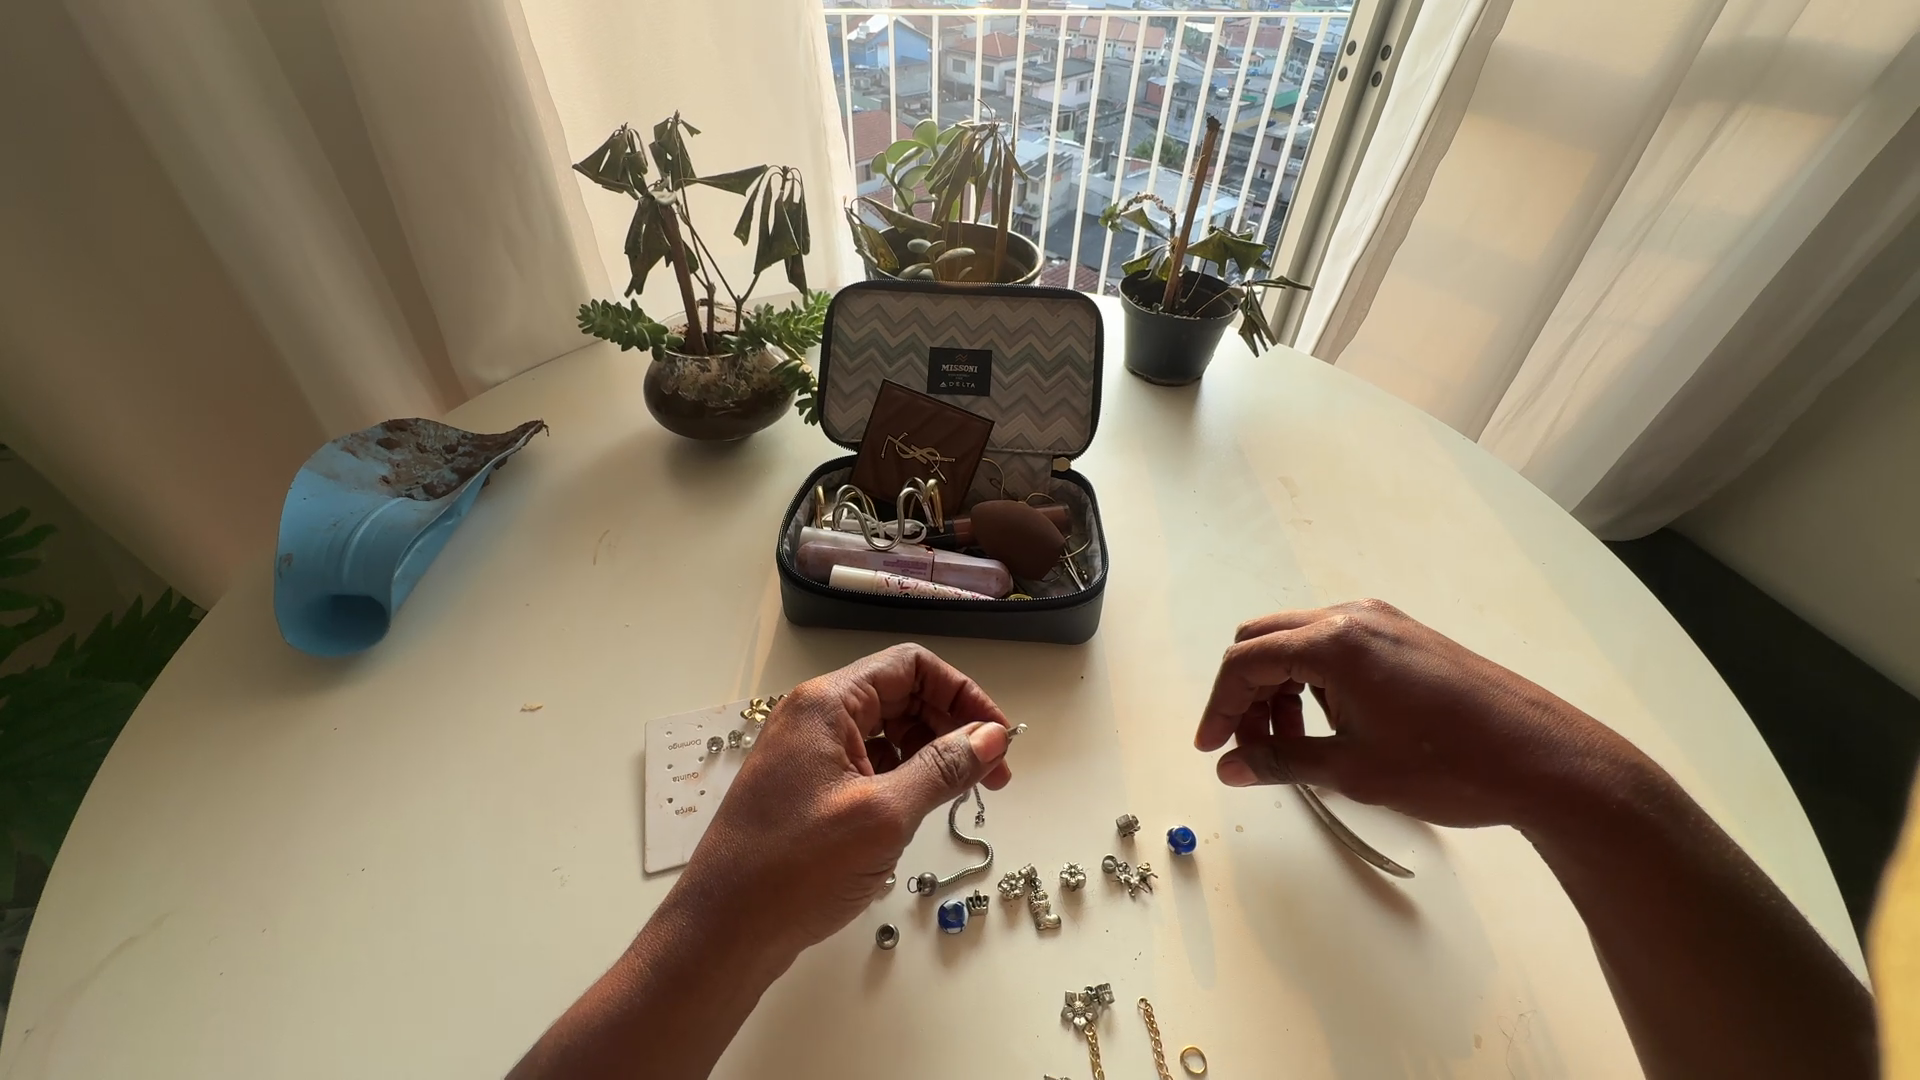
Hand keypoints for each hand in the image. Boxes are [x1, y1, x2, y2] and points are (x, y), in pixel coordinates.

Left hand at [673, 644, 1012, 954]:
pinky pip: (868, 764)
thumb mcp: (884, 814)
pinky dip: (902, 778)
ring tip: (957, 795)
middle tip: (991, 775)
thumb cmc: (799, 867)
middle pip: (901, 695)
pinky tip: (917, 811)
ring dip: (930, 754)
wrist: (720, 936)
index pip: (911, 666)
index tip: (996, 737)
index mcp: (828, 702)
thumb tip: (993, 734)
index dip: (961, 693)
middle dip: (951, 726)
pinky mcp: (808, 788)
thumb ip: (943, 766)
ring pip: (886, 731)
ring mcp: (809, 753)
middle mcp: (816, 716)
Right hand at [1194, 599, 1644, 830]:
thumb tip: (1227, 768)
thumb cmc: (1449, 769)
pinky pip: (1333, 646)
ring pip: (1297, 642)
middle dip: (1245, 693)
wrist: (1555, 764)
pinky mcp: (1403, 633)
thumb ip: (1280, 762)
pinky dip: (1312, 680)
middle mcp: (1349, 616)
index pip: (1244, 662)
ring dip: (1278, 687)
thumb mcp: (1353, 770)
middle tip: (1248, 745)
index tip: (1211, 749)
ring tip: (1292, 743)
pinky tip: (1330, 721)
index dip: (1219, 707)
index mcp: (1332, 642)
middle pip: (1263, 641)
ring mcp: (1379, 620)